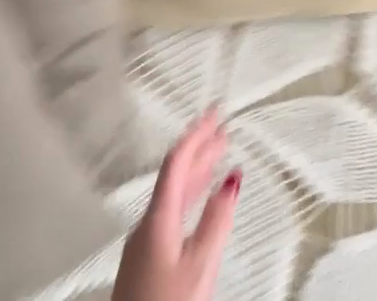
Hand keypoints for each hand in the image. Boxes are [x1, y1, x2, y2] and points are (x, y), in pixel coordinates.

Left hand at [114, 109, 240, 300]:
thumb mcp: (200, 264)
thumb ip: (216, 221)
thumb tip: (232, 180)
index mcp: (158, 218)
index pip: (177, 163)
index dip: (197, 135)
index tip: (214, 112)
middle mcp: (147, 223)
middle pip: (174, 175)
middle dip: (200, 148)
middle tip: (222, 126)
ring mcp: (144, 241)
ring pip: (173, 193)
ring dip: (196, 171)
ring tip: (218, 154)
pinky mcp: (146, 257)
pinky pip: (171, 210)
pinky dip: (190, 194)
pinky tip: (201, 198)